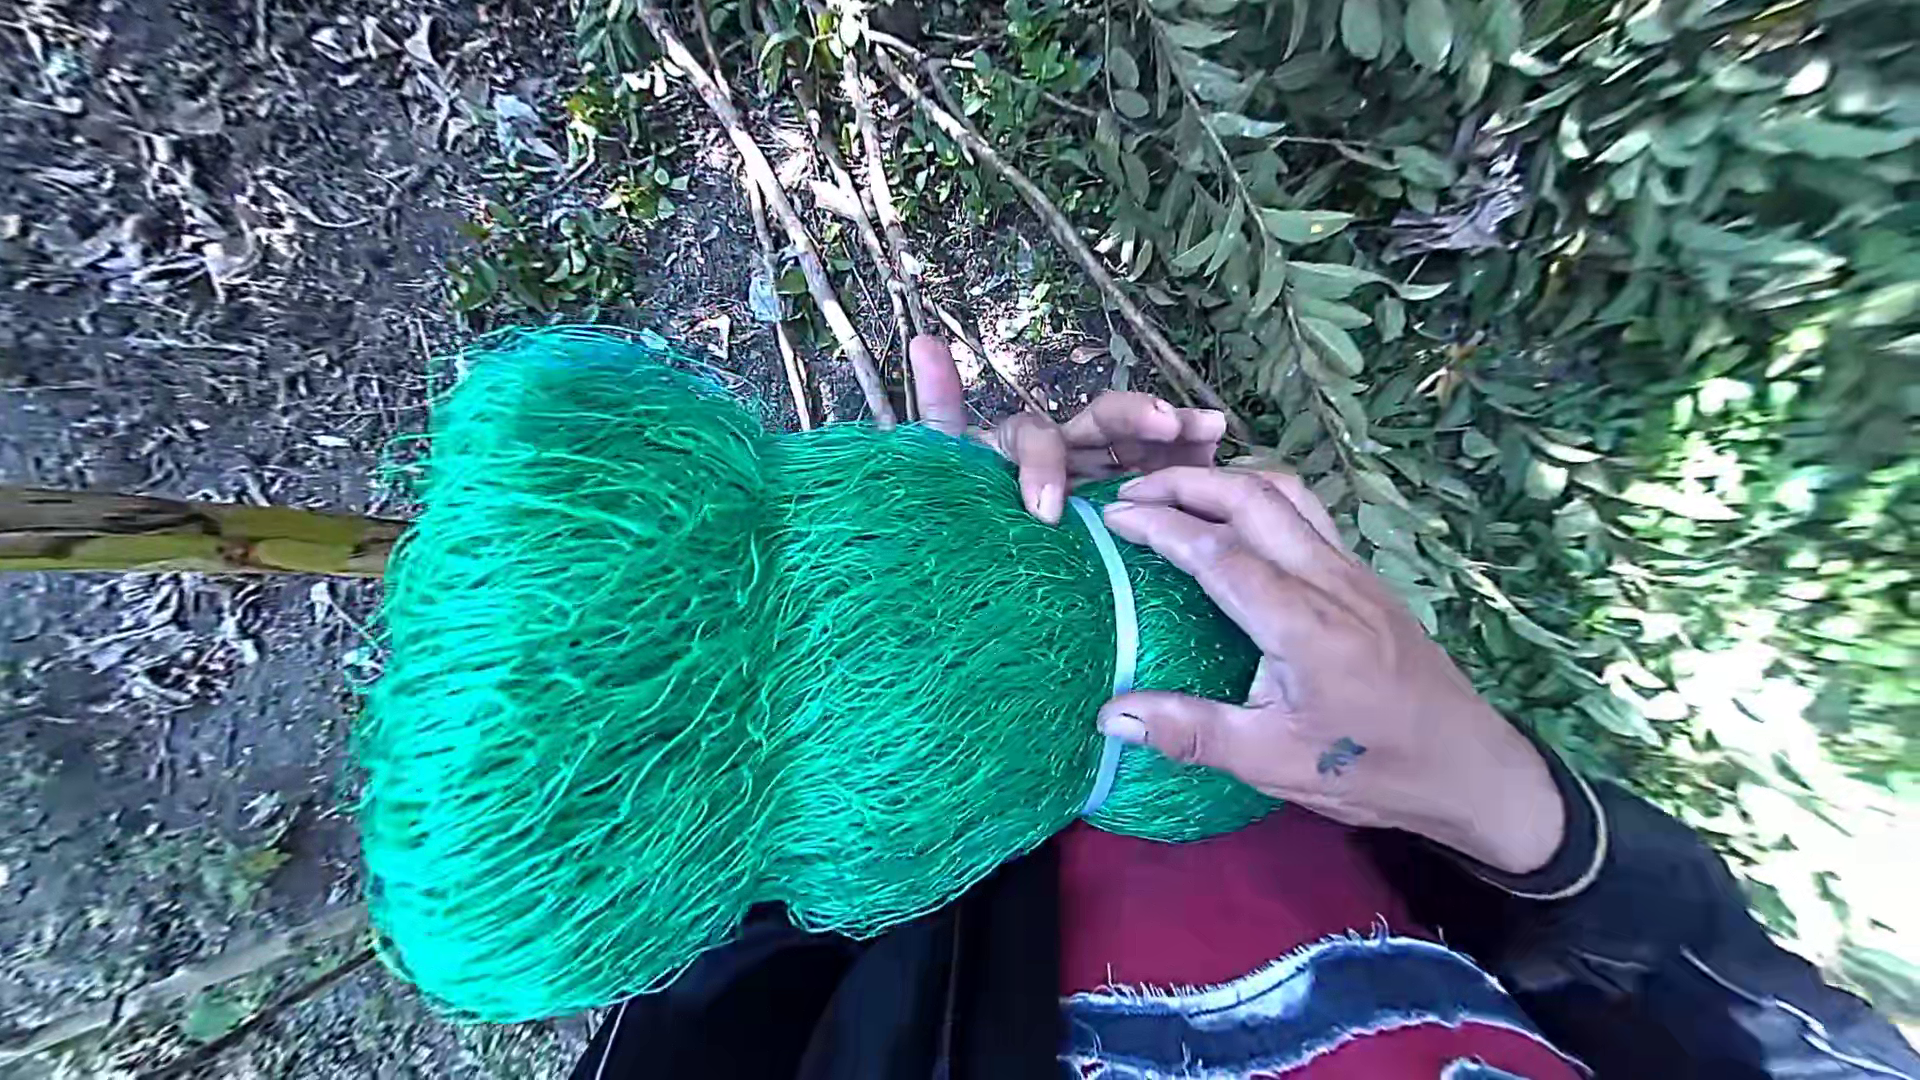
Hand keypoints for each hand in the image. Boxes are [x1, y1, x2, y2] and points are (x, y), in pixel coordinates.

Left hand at [909, 335, 1225, 523]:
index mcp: (1026, 445)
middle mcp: (1070, 454)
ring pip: (1144, 448)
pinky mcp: (1130, 505)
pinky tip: (1219, 465)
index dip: (1043, 465)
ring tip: (1212, 430)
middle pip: (1107, 422)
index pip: (1039, 437)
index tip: (1045, 511)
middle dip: (1137, 417)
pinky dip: (1193, 469)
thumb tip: (922, 340)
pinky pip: (1164, 483)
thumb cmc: (963, 507)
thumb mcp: (944, 462)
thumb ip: (940, 408)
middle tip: (1168, 424)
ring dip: (1179, 433)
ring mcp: (1104, 479)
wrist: (978, 562)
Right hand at [1095, 466, 1565, 874]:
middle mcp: (1331, 580)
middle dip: (1183, 483)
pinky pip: (1301, 508)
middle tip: (1130, 491)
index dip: (1160, 525)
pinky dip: (1252, 493)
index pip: (1220, 552)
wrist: (1478, 771)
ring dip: (1221, 479)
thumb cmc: (1372, 769)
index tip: (1113, 516)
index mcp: (1305, 626)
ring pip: (1283, 491)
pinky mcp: (1361, 572)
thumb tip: (1109, 717)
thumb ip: (1190, 733)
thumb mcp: (1272, 764)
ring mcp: (1352, 569)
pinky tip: (1229, 516)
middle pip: (1252, 498)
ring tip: (1171, 491)